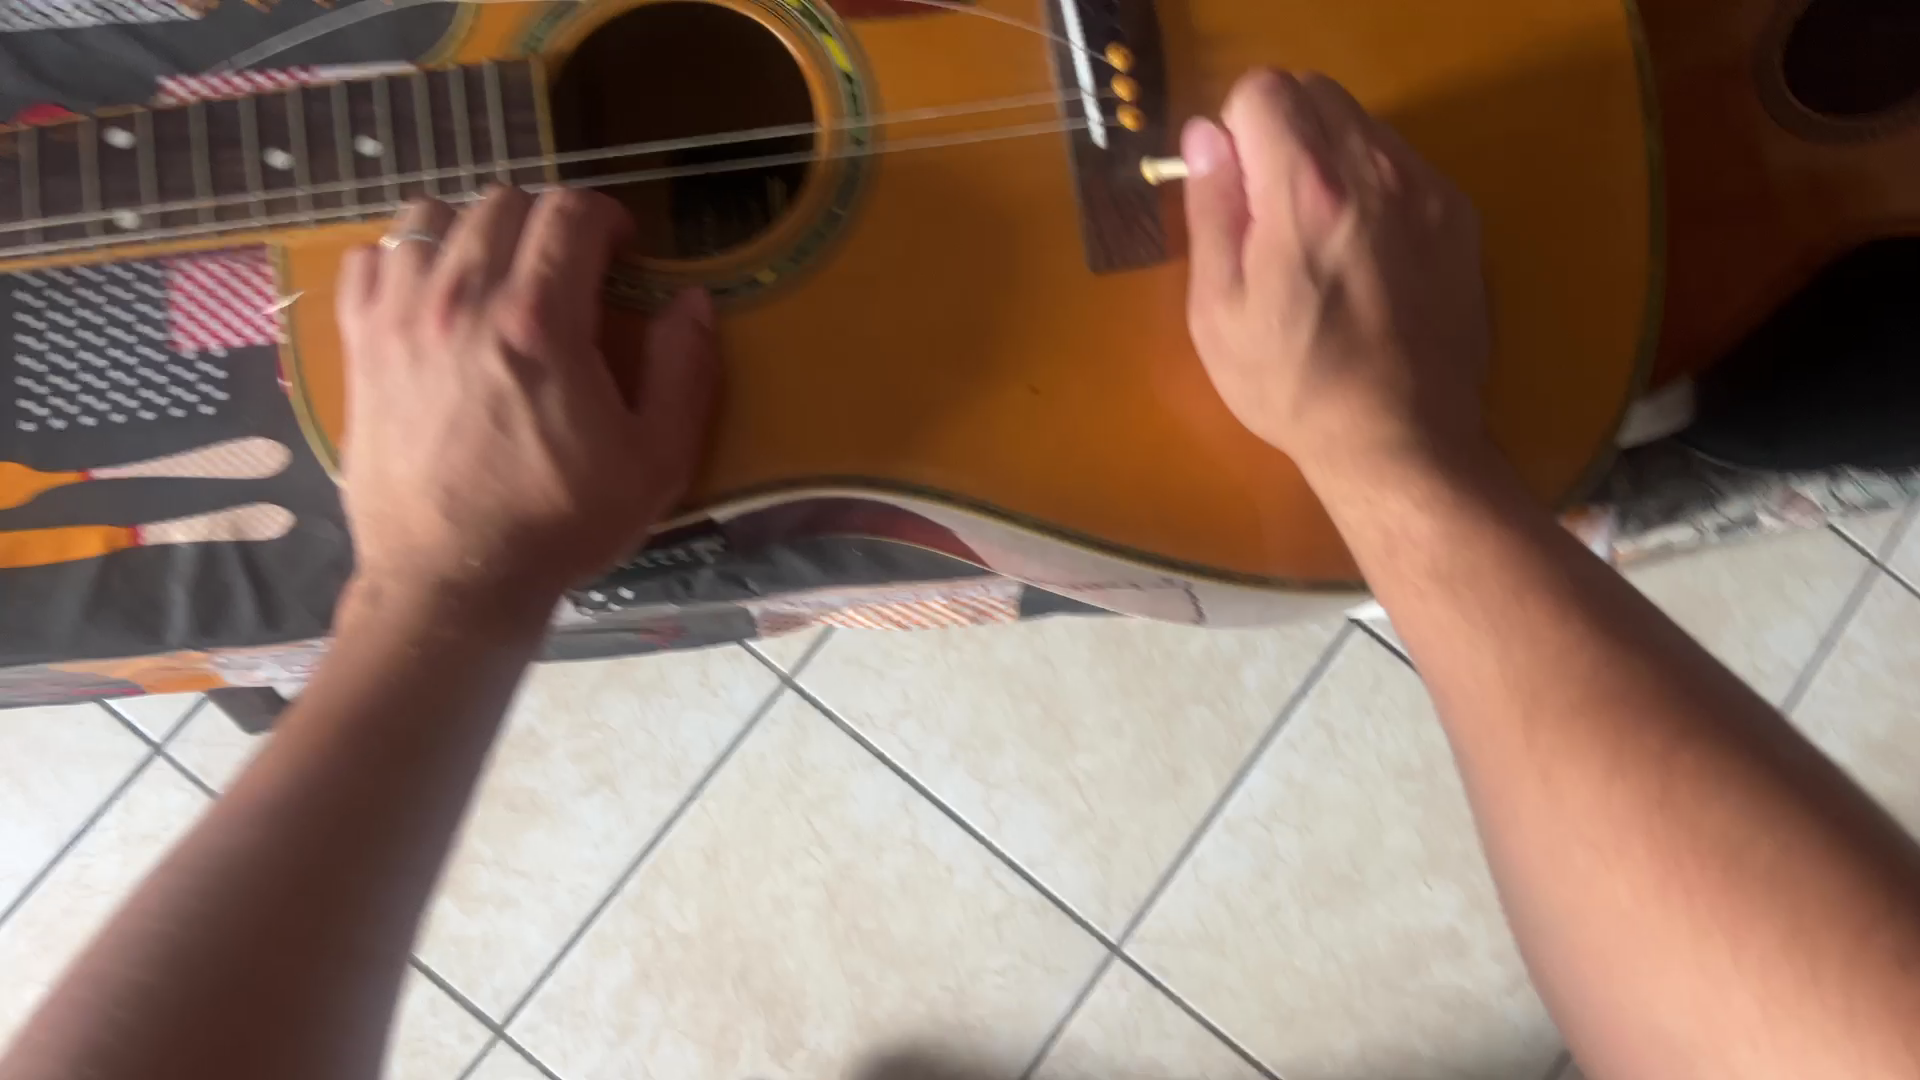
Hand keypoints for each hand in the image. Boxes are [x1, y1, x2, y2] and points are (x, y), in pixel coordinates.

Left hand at [334, 186, 718, 618]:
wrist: (458, 578)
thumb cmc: (567, 520)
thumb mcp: (659, 458)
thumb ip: (684, 371)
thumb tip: (694, 301)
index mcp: (542, 324)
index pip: (569, 215)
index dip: (607, 216)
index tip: (626, 247)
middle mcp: (462, 302)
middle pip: (502, 203)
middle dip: (551, 221)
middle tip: (577, 267)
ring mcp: (399, 320)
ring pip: (432, 217)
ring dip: (482, 229)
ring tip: (508, 274)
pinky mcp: (360, 347)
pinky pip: (373, 257)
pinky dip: (411, 255)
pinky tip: (438, 294)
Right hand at [1183, 70, 1489, 475]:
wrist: (1396, 433)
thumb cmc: (1288, 382)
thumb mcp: (1217, 311)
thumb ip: (1210, 212)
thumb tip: (1201, 139)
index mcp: (1303, 192)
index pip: (1262, 90)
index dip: (1232, 132)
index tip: (1230, 190)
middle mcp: (1375, 168)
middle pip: (1315, 90)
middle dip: (1276, 134)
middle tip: (1264, 215)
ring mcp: (1427, 187)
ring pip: (1360, 122)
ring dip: (1323, 158)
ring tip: (1313, 239)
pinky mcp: (1458, 213)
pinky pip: (1400, 162)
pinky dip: (1367, 186)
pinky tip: (1360, 254)